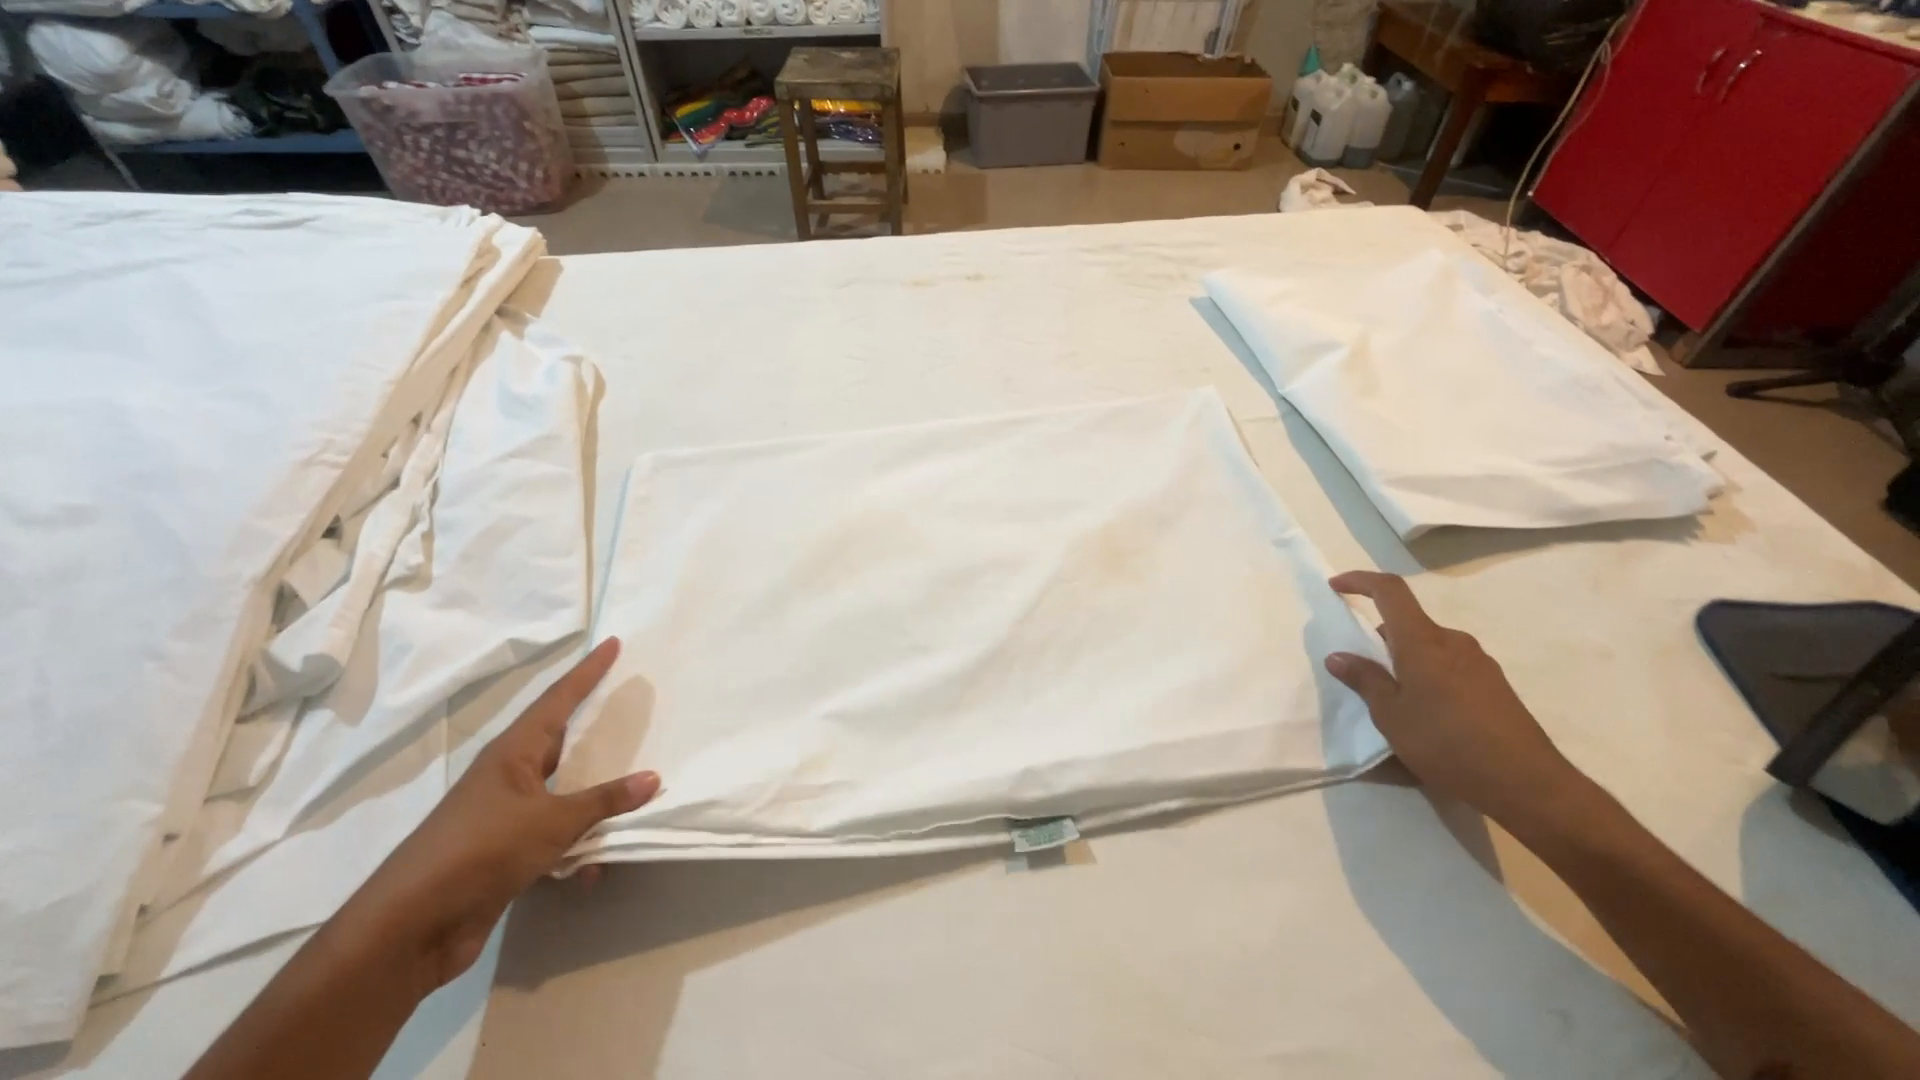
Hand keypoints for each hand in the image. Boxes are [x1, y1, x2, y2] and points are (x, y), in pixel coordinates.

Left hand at [343, 638, 657, 992]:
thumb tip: (652, 778)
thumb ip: (603, 801)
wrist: (413, 926)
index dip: (587, 673)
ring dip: (592, 800)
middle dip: (591, 727)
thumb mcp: (551, 822)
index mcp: (513, 754)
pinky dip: (576, 851)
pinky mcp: (504, 855)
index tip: (611, 644)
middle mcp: (508, 778)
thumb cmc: (481, 851)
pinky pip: (553, 839)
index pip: (557, 700)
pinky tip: (595, 869)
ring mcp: (503, 817)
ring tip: (632, 790)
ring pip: (560, 795)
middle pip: (558, 742)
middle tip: (627, 704)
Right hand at [1323, 571, 1579, 825]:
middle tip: (1361, 673)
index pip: (1390, 591)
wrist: (1524, 781)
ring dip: (1406, 662)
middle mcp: (1454, 642)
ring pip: (1430, 648)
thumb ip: (1365, 681)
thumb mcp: (1391, 715)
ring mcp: (1479, 663)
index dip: (1361, 581)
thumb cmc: (1446, 743)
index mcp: (1424, 641)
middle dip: (1380, 639)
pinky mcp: (1494, 685)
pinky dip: (1429, 678)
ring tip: (1393, 703)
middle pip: (1409, 624)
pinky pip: (1450, 668)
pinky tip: (1427, 717)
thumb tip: (1339, 656)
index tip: (1337, 586)